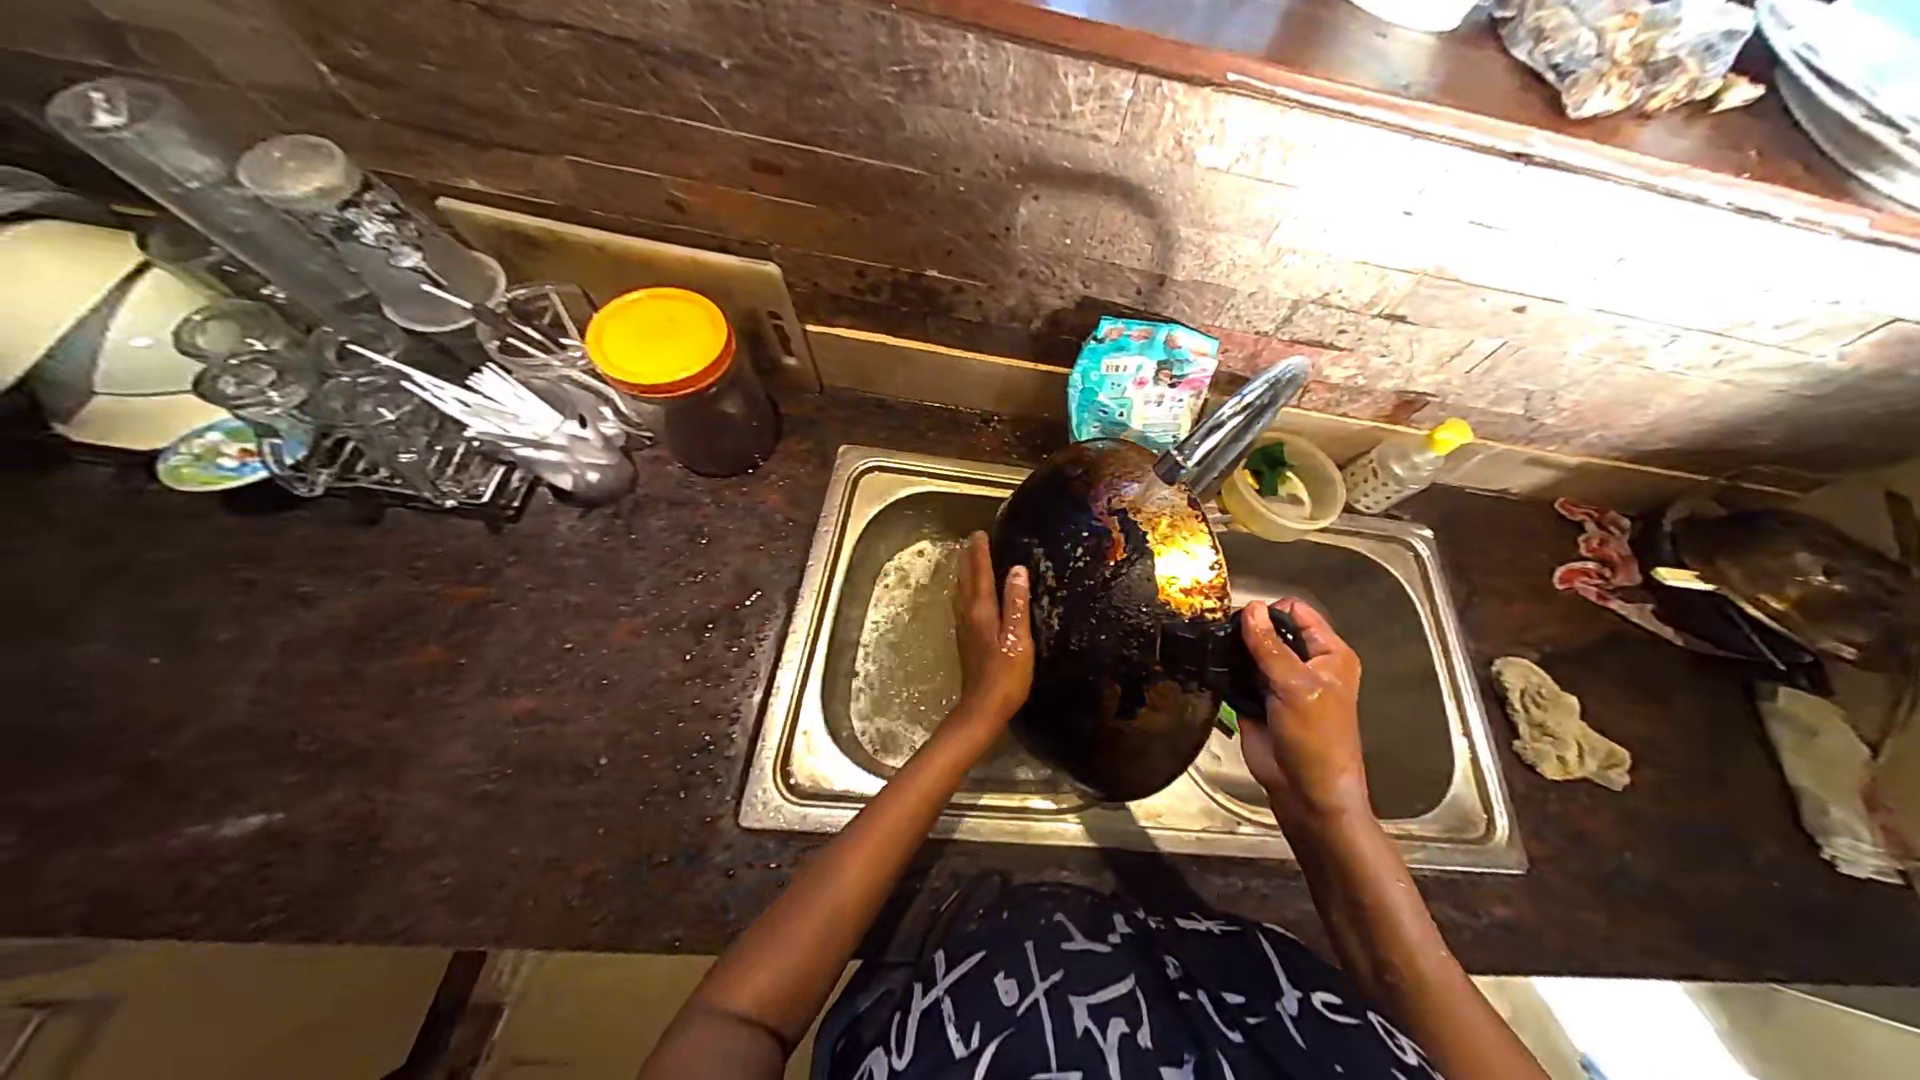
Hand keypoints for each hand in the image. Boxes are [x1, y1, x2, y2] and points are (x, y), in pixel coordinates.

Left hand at [951, 531, 1032, 727]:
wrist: (983, 707)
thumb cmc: (1006, 675)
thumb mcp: (1018, 638)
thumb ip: (1016, 603)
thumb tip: (1017, 570)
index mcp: (981, 611)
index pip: (980, 573)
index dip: (980, 553)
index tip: (980, 533)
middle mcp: (967, 614)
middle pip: (966, 579)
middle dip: (969, 558)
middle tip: (972, 539)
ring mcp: (964, 627)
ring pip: (961, 591)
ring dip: (964, 572)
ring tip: (968, 559)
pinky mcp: (965, 639)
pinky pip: (962, 603)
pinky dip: (965, 589)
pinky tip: (968, 594)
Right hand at [1237, 598, 1368, 828]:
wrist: (1305, 791)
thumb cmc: (1317, 740)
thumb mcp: (1296, 687)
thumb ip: (1270, 646)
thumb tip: (1251, 609)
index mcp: (1328, 654)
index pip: (1296, 613)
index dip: (1270, 612)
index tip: (1246, 622)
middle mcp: (1303, 663)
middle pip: (1269, 629)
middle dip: (1247, 630)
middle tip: (1225, 636)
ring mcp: (1277, 681)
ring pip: (1248, 651)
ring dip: (1232, 651)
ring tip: (1215, 652)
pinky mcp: (1254, 698)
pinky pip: (1235, 674)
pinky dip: (1224, 671)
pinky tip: (1212, 668)